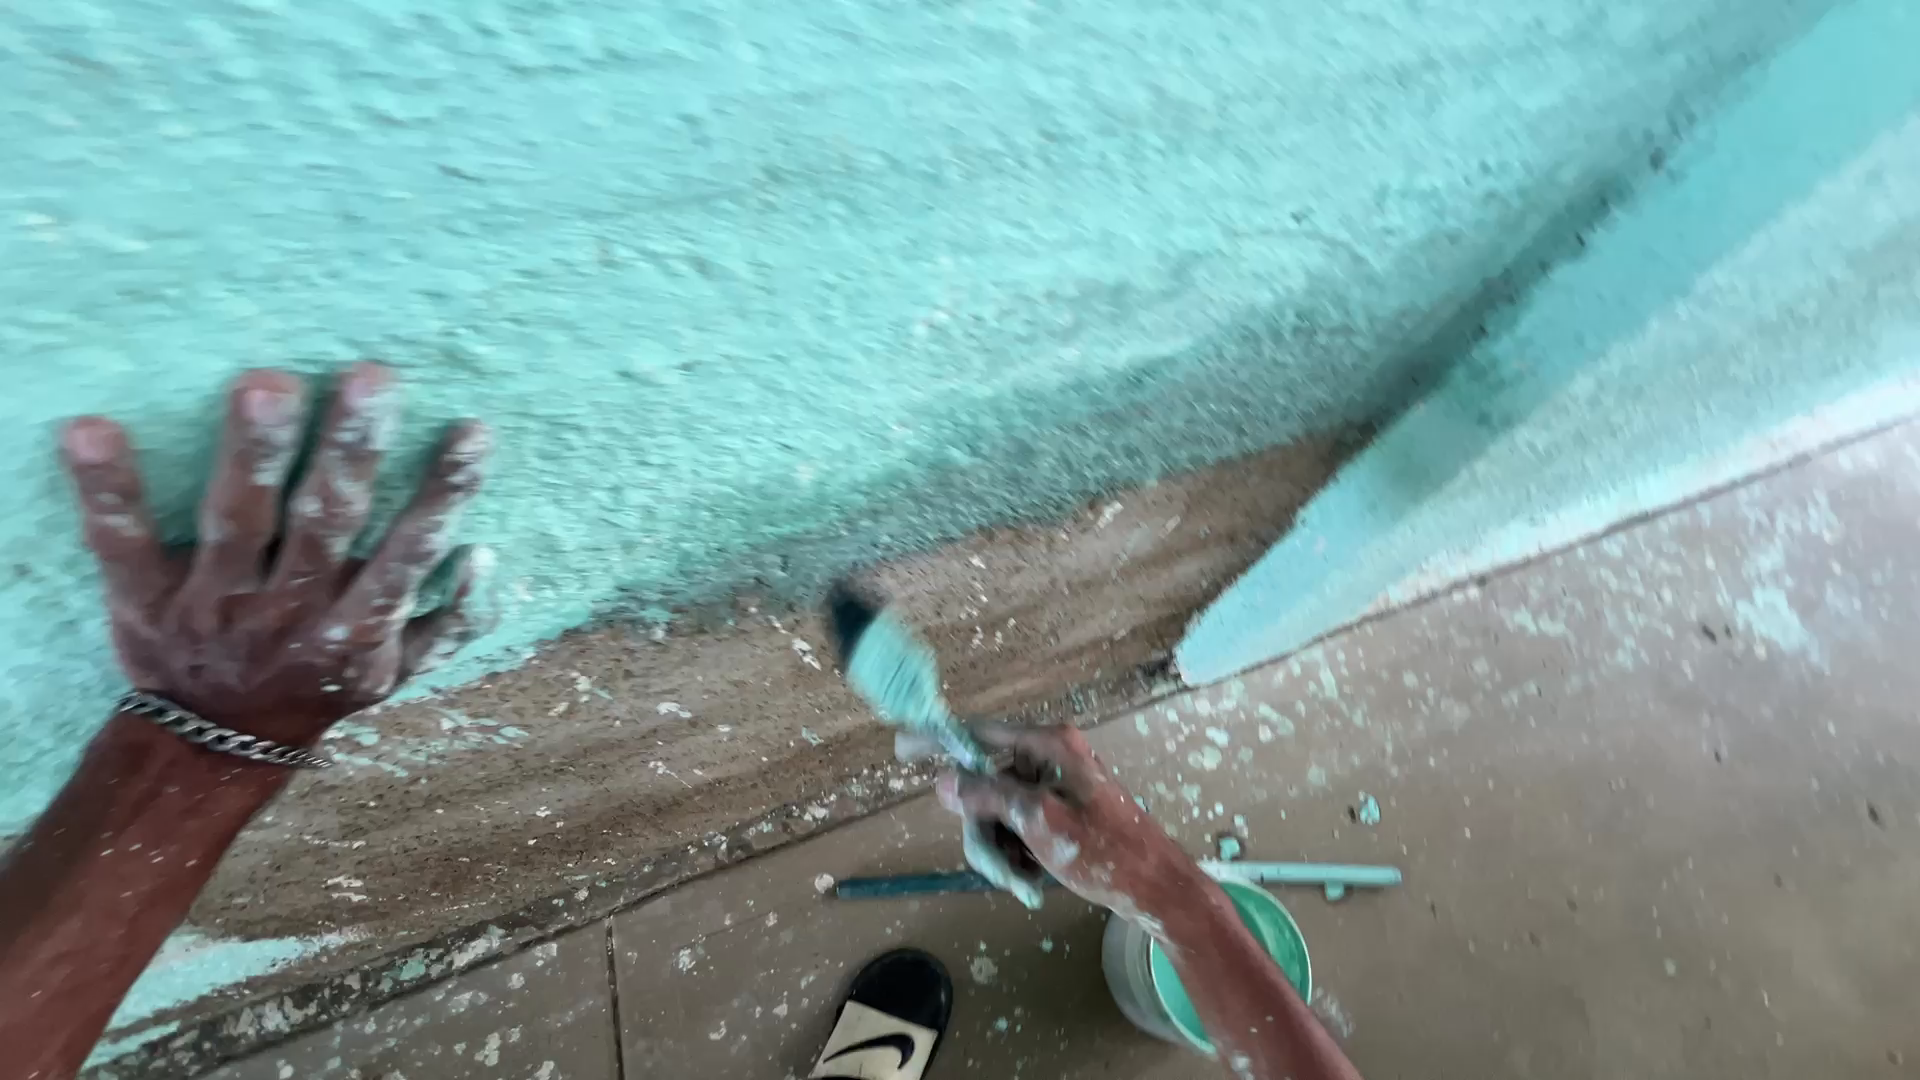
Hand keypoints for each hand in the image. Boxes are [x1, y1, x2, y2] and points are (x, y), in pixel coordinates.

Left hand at [61, 363, 490, 744]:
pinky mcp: (143, 598)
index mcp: (362, 623)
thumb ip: (457, 618)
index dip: (445, 492)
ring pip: (239, 518)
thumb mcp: (410, 669)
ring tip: (270, 383)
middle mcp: (295, 605)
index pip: (412, 549)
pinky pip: (121, 543)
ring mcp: (216, 600)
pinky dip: (106, 491)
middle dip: (353, 450)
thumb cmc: (332, 685)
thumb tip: (482, 554)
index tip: (472, 432)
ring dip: (254, 451)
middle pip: (328, 519)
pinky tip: (93, 428)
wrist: (222, 738)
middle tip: (372, 379)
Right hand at [935, 724, 1206, 926]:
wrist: (1156, 890)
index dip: (939, 740)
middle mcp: (1045, 759)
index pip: (979, 734)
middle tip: (1007, 873)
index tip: (902, 746)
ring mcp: (1048, 787)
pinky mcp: (1051, 813)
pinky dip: (1016, 857)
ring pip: (994, 815)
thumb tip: (944, 781)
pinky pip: (1012, 829)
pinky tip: (1036, 879)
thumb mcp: (1039, 821)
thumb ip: (988, 795)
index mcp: (1047, 745)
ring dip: (1003, 854)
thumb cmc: (1104, 851)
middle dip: (988, 835)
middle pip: (983, 788)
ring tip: (1028, 881)